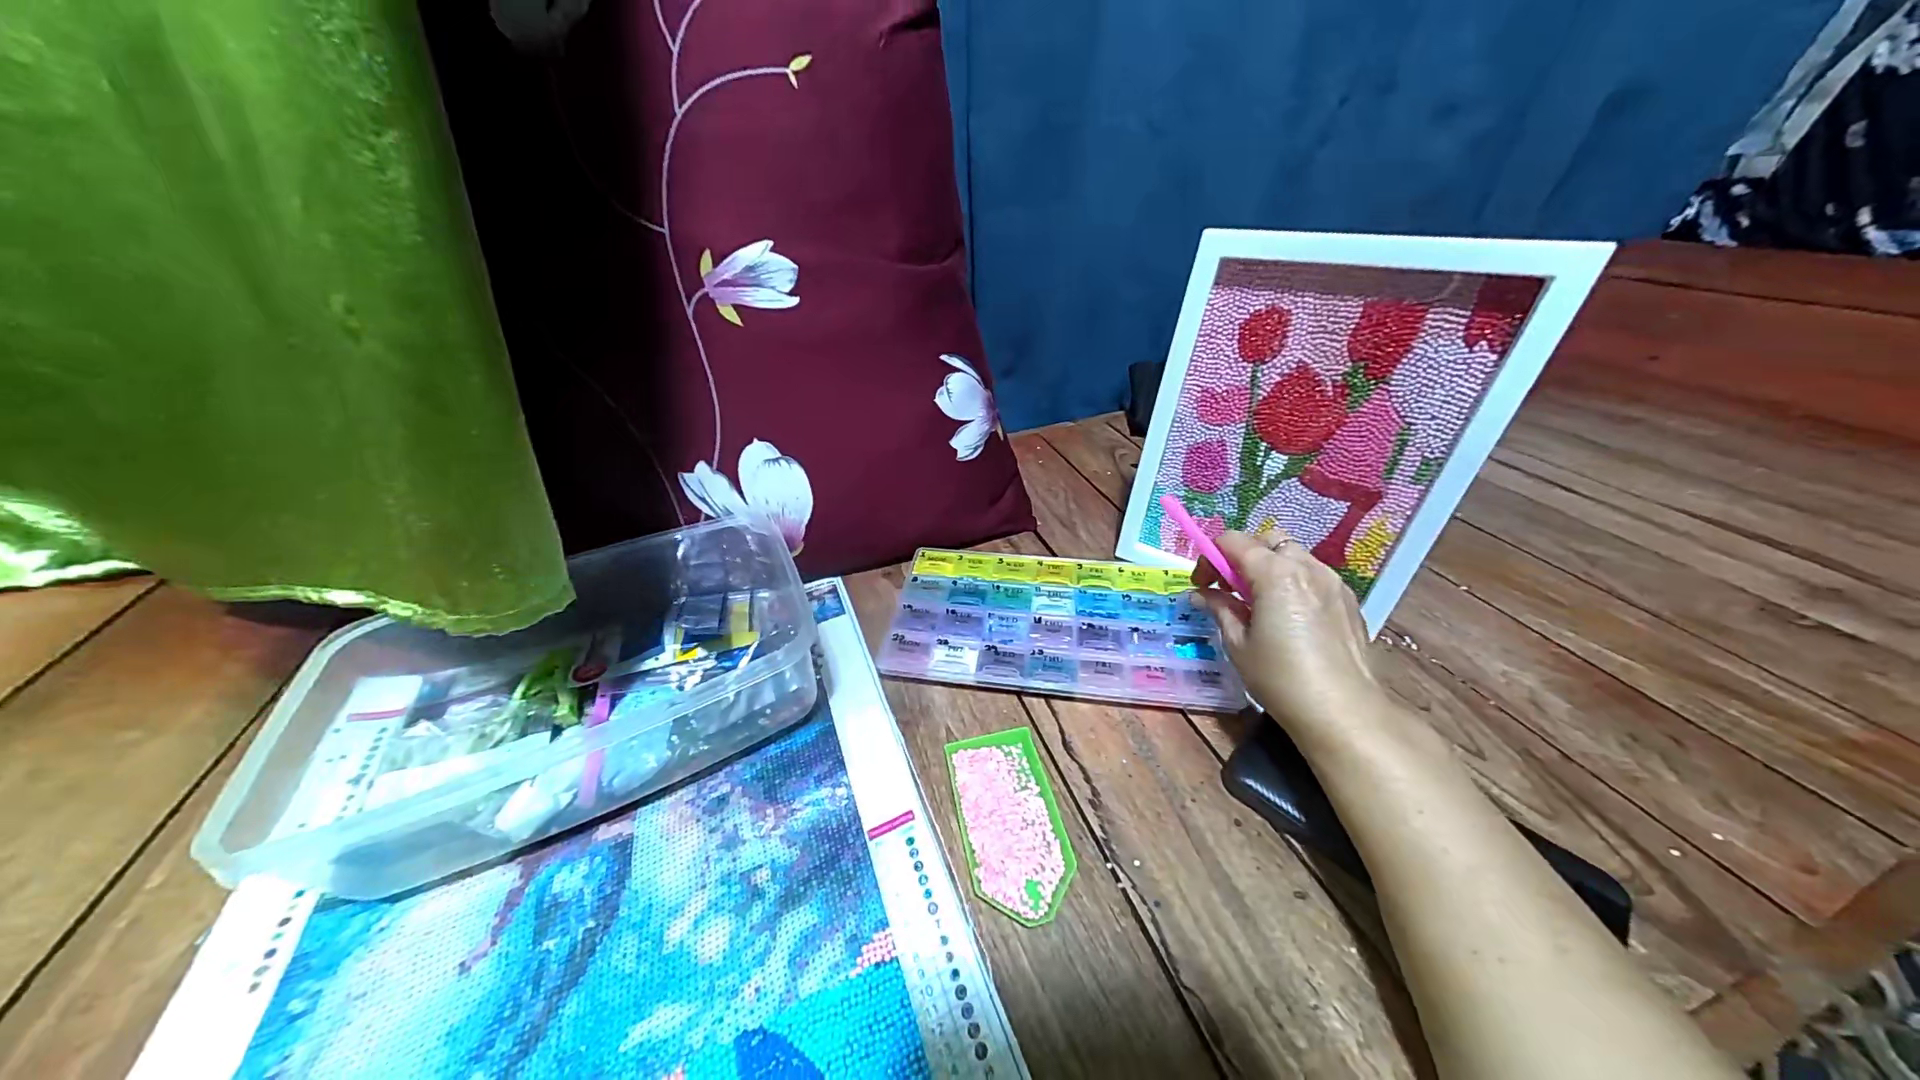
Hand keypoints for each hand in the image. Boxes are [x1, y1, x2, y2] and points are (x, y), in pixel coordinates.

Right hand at [1191, 529, 1382, 736]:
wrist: (1342, 712)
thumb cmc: (1280, 678)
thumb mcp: (1237, 644)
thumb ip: (1220, 608)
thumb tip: (1203, 594)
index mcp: (1275, 574)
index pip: (1234, 541)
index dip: (1210, 557)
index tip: (1203, 584)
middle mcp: (1307, 567)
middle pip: (1268, 541)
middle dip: (1243, 556)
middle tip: (1231, 589)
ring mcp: (1333, 582)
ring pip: (1294, 556)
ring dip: (1271, 568)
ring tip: (1260, 603)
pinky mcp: (1349, 600)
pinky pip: (1315, 576)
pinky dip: (1295, 583)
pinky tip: (1290, 617)